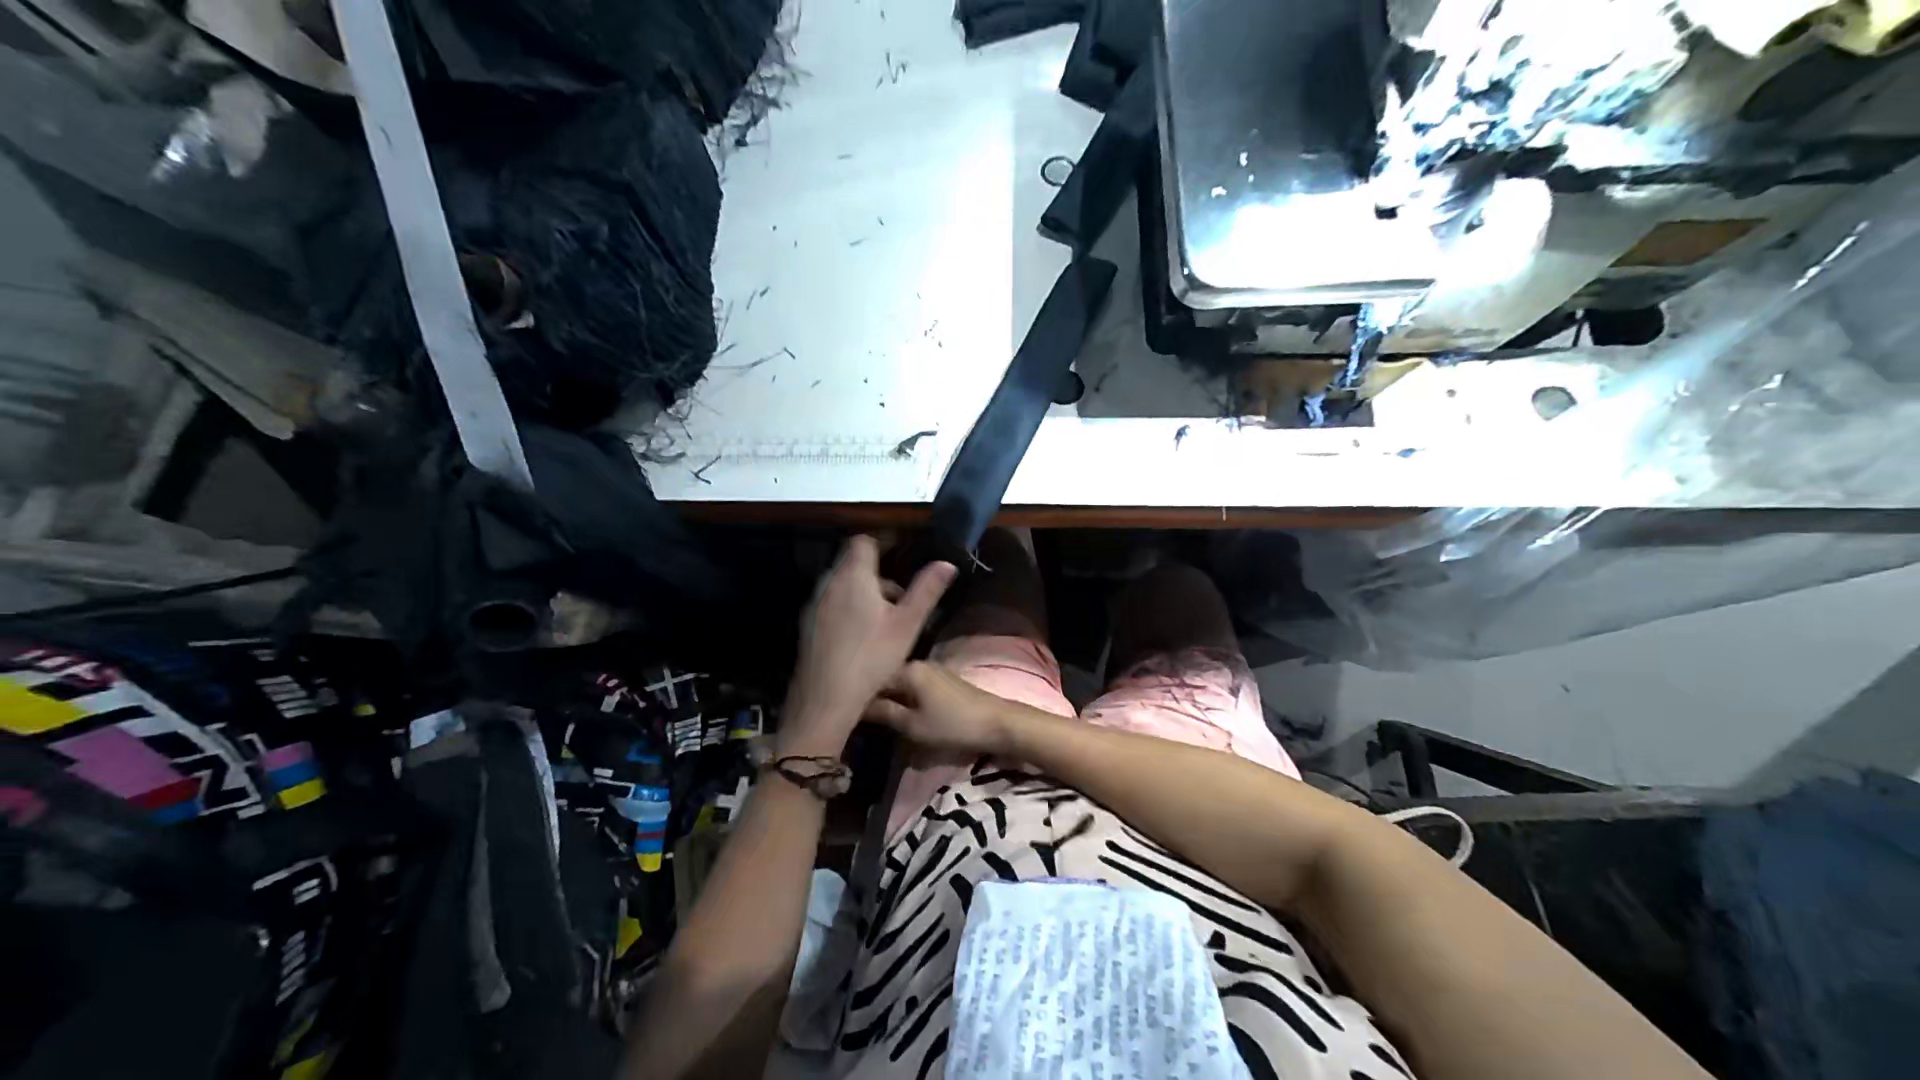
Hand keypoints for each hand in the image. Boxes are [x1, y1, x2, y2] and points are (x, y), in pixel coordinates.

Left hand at [782, 537, 955, 756]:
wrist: (825, 697)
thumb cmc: (872, 657)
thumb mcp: (907, 624)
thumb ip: (926, 590)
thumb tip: (947, 564)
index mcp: (853, 576)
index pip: (863, 541)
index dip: (882, 541)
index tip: (900, 549)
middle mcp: (829, 583)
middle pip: (852, 563)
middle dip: (876, 571)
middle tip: (900, 593)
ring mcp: (815, 604)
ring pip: (842, 584)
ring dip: (863, 590)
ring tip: (886, 616)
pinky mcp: (808, 624)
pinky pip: (832, 602)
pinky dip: (849, 605)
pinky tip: (863, 633)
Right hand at [862, 661, 1020, 757]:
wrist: (996, 722)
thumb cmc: (952, 725)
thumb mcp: (912, 725)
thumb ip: (883, 713)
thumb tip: (855, 707)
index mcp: (907, 669)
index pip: (871, 679)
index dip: (856, 696)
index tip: (843, 711)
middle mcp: (917, 663)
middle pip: (885, 679)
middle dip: (871, 696)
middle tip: (856, 718)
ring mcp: (931, 670)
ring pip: (899, 683)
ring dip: (887, 698)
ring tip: (873, 717)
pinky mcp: (940, 680)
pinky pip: (912, 686)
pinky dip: (902, 698)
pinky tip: (897, 712)